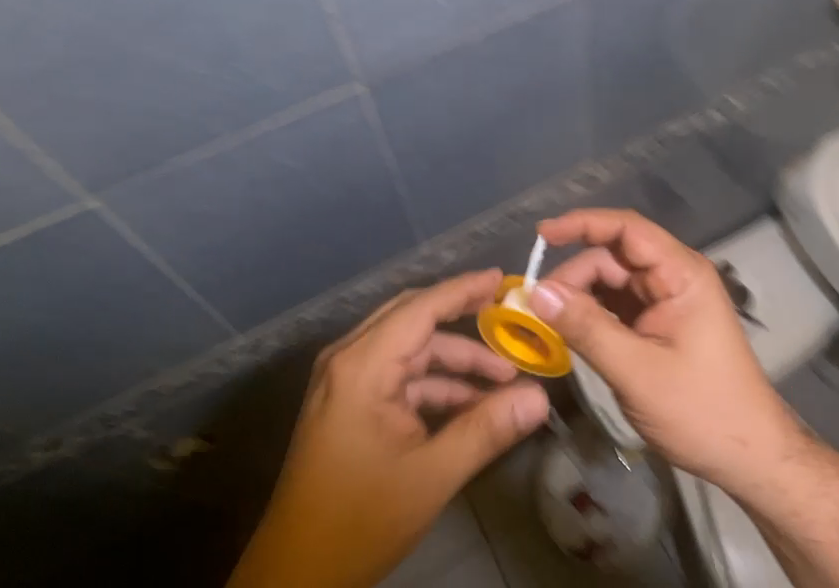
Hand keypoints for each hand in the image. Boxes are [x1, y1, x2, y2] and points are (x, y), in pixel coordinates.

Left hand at [227, 270, 549, 587]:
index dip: (464, 289)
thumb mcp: (432, 474)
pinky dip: (435, 386)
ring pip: (410, 351)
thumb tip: (540, 397)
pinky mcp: (349, 405)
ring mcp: (346, 383)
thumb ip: (487, 429)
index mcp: (363, 365)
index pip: (422, 307)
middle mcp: (349, 360)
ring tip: (507, 379)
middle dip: (464, 320)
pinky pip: (398, 377)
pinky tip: (473, 406)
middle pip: (414, 320)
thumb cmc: (361, 518)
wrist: (298, 571)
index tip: (504, 279)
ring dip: (454, 362)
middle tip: (511, 319)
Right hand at [530, 209, 803, 493]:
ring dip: (578, 297)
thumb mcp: (636, 371)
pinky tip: (566, 332)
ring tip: (544, 322)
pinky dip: (590, 315)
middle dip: (573, 275)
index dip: (583, 224)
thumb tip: (537, 293)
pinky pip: (616, 306)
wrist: (748, 456)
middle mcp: (673, 278)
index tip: (541, 235)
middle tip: (534, 308)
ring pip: (610, 282)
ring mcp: (666, 302)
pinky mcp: (658, 325)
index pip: (627, 229)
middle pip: (613, 257)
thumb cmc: (701, 409)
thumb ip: (586, 328)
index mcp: (680, 274)